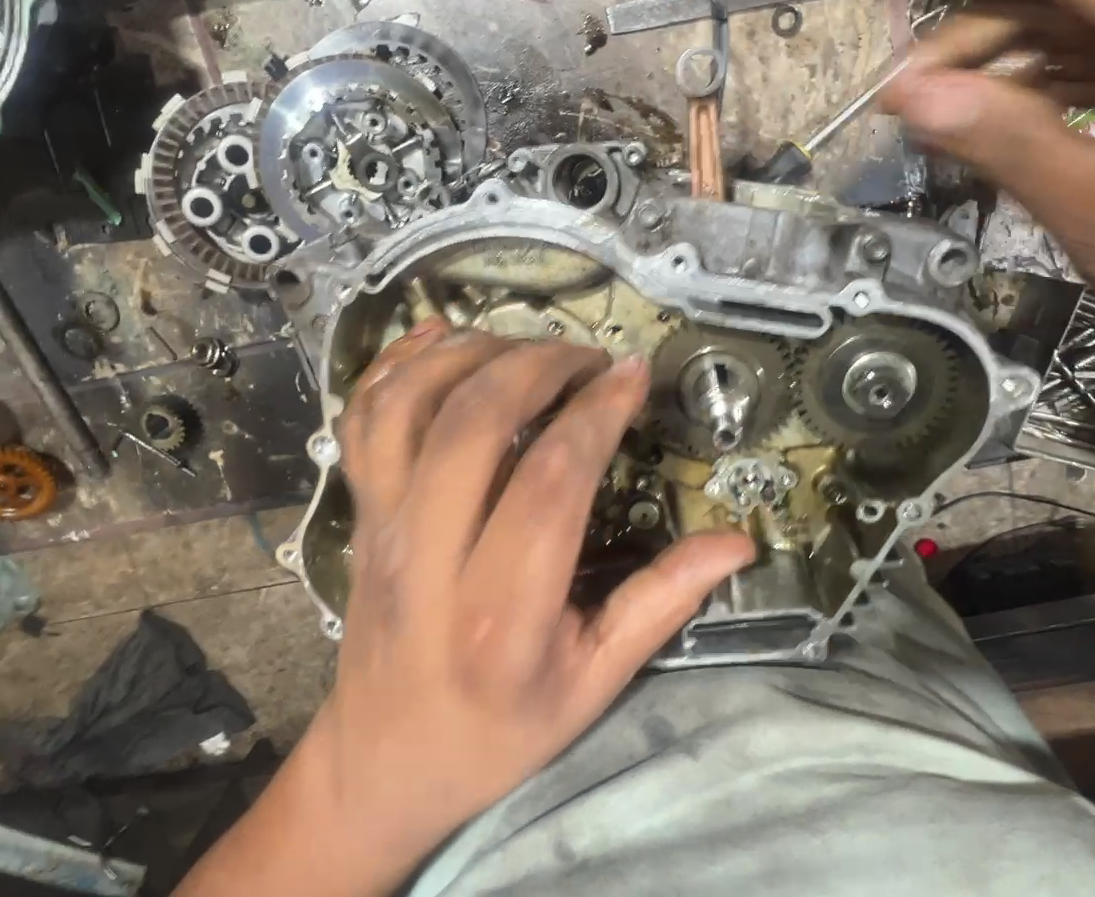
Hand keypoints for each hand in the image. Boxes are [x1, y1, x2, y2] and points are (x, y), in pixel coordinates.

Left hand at [181, 325, 753, 896]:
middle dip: (538, 366)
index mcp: (500, 612)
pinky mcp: (357, 511)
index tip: (631, 375)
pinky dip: (396, 363)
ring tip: (525, 346)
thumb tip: (737, 542)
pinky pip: (361, 418)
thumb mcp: (592, 685)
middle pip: (473, 424)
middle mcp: (430, 557)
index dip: (596, 414)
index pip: (550, 482)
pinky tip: (441, 336)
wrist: (382, 758)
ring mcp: (382, 526)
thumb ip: (660, 604)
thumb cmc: (494, 730)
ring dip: (469, 353)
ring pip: (409, 406)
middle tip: (587, 356)